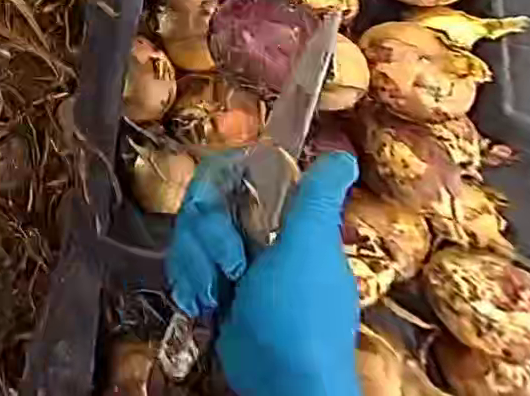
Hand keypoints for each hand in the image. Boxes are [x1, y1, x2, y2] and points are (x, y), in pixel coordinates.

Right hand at [167, 151, 361, 395]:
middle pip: (205, 198)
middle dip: (206, 233)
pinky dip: (189, 279)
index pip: (233, 169)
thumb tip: (345, 156)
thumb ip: (318, 198)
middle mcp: (257, 227)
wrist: (280, 387)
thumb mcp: (311, 249)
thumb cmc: (300, 315)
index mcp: (282, 214)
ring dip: (196, 262)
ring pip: (190, 228)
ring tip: (214, 295)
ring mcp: (233, 255)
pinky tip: (201, 303)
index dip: (218, 185)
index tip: (220, 208)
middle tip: (227, 266)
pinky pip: (184, 256)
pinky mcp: (214, 280)